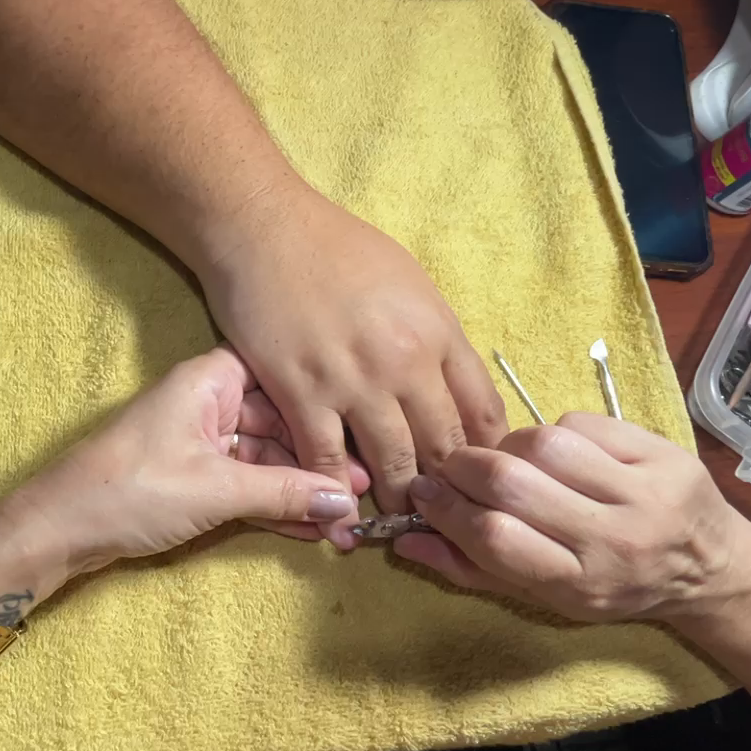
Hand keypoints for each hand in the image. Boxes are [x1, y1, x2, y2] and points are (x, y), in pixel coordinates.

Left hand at [0, 346, 371, 593]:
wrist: (60, 528)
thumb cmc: (133, 489)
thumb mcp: (217, 490)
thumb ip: (285, 493)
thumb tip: (348, 502)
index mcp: (210, 381)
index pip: (283, 379)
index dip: (324, 408)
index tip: (367, 438)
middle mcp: (208, 403)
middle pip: (278, 424)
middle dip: (317, 464)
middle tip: (365, 498)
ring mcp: (199, 441)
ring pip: (264, 459)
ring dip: (299, 492)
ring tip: (345, 522)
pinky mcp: (191, 476)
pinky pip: (244, 484)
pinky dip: (271, 505)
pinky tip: (309, 529)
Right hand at [197, 185, 506, 542]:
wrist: (265, 230)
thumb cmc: (335, 248)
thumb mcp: (409, 281)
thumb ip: (434, 334)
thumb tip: (447, 382)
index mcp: (439, 331)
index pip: (483, 412)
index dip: (485, 456)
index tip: (478, 479)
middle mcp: (406, 362)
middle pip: (442, 446)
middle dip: (448, 488)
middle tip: (443, 515)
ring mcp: (353, 381)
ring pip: (391, 462)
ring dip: (397, 498)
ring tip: (398, 521)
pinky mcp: (301, 393)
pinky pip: (325, 458)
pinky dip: (334, 491)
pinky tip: (340, 513)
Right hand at [392, 413, 750, 624]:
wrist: (711, 568)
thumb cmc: (612, 588)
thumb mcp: (541, 596)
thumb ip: (470, 568)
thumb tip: (403, 541)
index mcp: (581, 584)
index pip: (495, 537)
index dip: (447, 511)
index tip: (423, 494)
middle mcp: (616, 540)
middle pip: (512, 484)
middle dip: (464, 468)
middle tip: (453, 469)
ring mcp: (645, 492)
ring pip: (542, 444)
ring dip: (506, 447)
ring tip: (505, 461)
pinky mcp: (663, 453)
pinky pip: (578, 422)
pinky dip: (549, 433)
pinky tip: (554, 453)